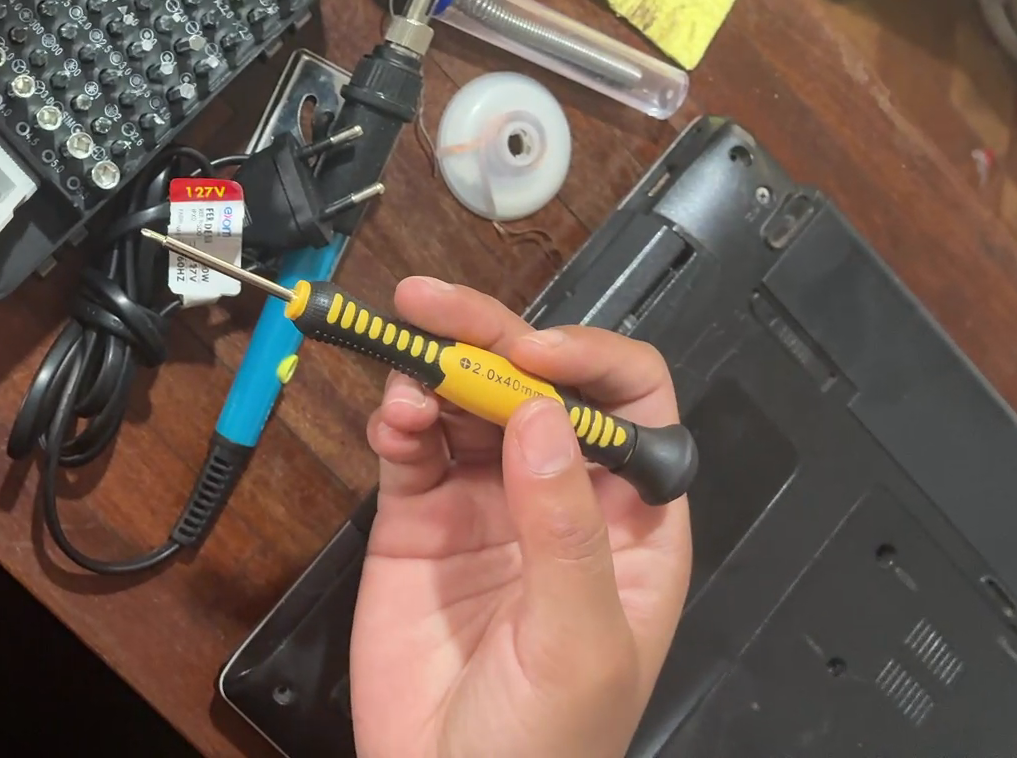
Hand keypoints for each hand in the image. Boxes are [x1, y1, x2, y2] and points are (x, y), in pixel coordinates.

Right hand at [348, 278, 690, 757]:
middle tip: (425, 303)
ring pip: (459, 400)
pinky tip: (389, 424)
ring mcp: (479, 496)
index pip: (627, 404)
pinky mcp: (416, 509)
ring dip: (428, 372)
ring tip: (400, 369)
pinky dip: (394, 420)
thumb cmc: (546, 746)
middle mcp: (552, 491)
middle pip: (526, 383)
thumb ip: (564, 528)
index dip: (584, 361)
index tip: (527, 354)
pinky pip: (407, 442)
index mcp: (624, 518)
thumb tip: (537, 415)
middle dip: (482, 335)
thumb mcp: (578, 644)